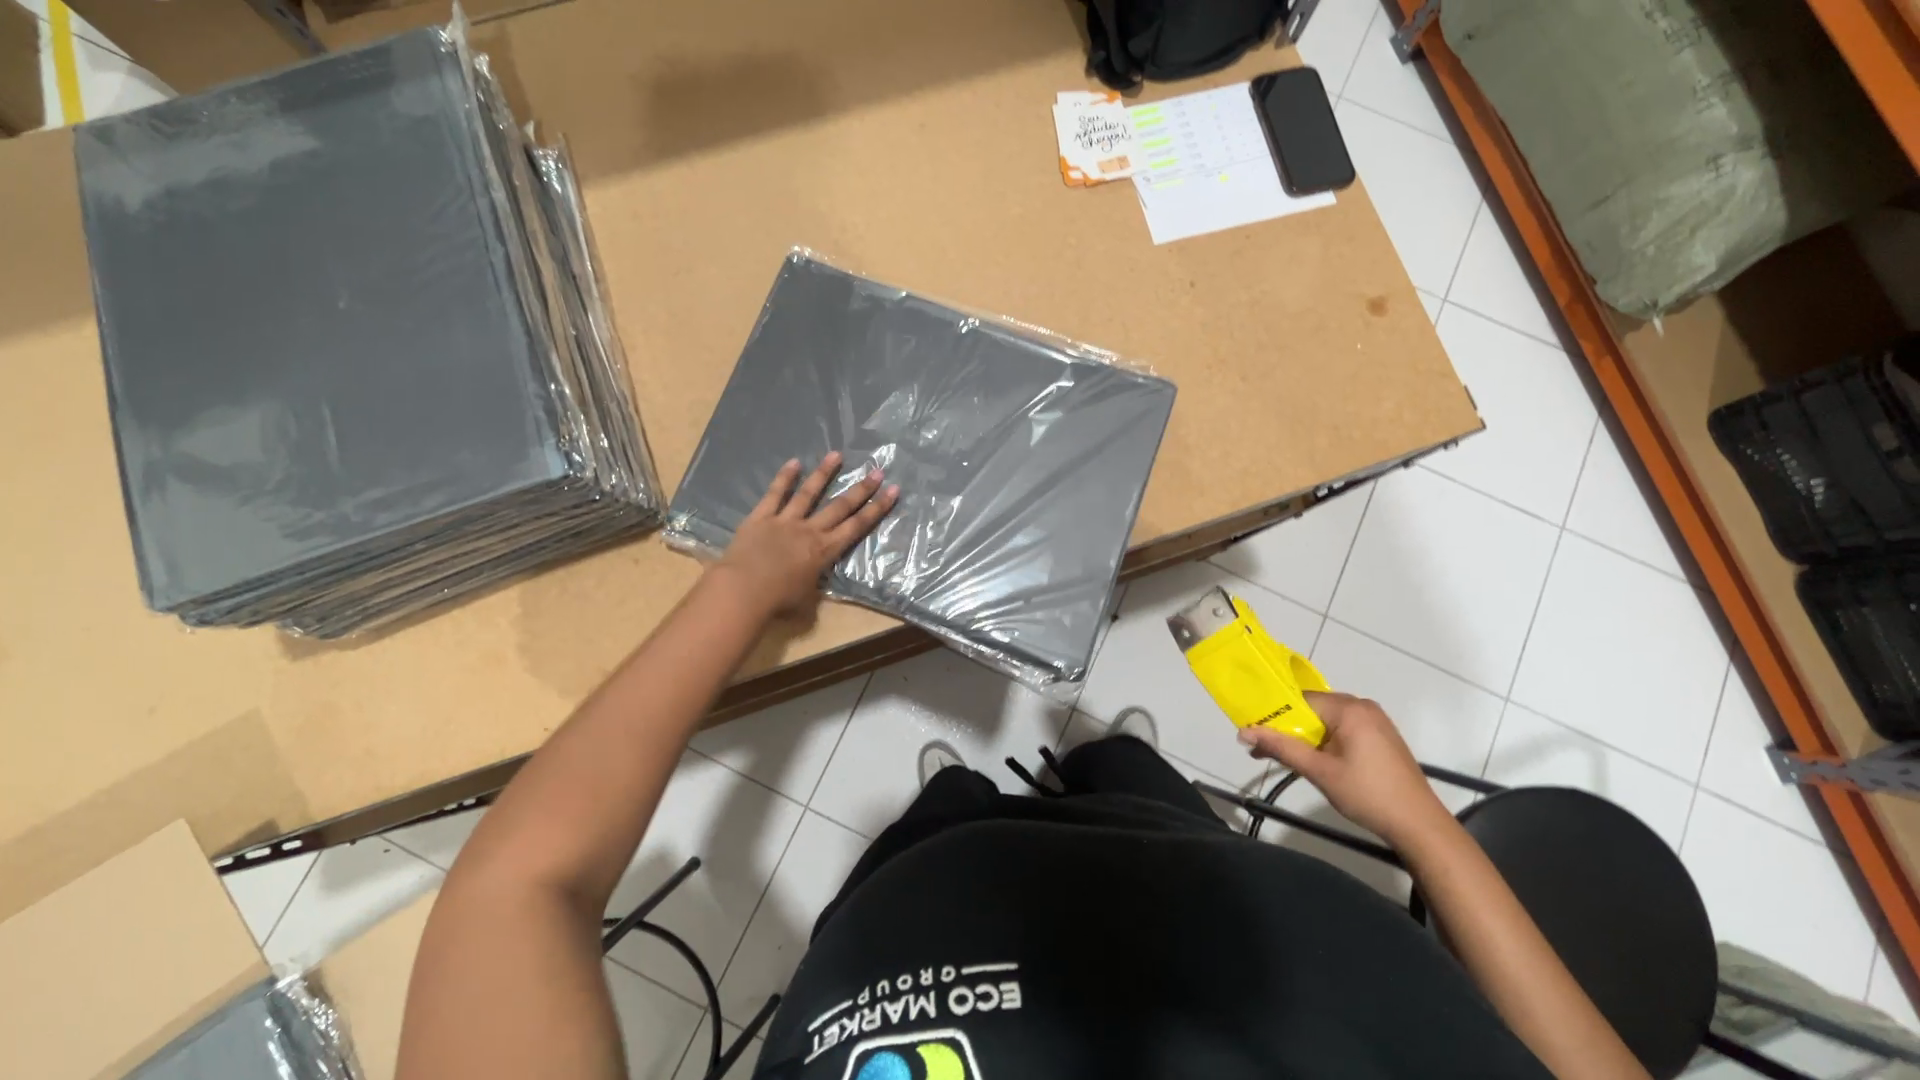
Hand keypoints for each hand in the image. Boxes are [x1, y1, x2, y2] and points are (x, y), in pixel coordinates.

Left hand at [714, 453, 899, 619]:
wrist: (743, 591)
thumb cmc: (778, 602)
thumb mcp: (806, 602)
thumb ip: (814, 587)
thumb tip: (815, 583)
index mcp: (825, 551)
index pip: (857, 526)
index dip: (877, 509)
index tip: (892, 491)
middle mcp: (810, 530)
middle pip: (840, 506)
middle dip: (861, 488)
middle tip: (877, 471)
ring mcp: (785, 521)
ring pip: (809, 493)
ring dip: (824, 473)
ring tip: (836, 454)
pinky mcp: (761, 517)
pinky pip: (775, 494)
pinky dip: (785, 478)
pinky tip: (794, 463)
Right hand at [1237, 691, 1451, 845]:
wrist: (1419, 824)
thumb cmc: (1367, 794)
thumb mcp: (1319, 771)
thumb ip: (1281, 748)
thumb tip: (1243, 732)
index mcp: (1350, 709)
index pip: (1300, 700)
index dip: (1275, 716)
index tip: (1255, 735)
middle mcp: (1363, 706)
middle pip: (1314, 709)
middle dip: (1289, 729)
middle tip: (1265, 752)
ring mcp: (1376, 721)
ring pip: (1328, 721)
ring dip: (1306, 738)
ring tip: (1287, 760)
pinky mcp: (1382, 736)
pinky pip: (1344, 729)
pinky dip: (1326, 742)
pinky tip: (1316, 762)